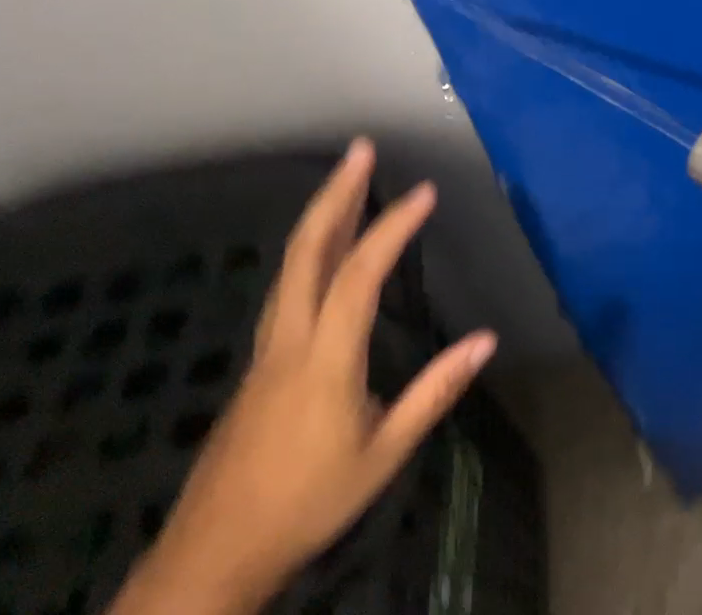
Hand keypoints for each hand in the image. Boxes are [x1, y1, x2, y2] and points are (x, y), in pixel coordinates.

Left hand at [111, 139, 497, 614]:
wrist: (216, 551)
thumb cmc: (310, 502)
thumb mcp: (387, 451)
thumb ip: (434, 391)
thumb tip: (485, 340)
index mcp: (325, 360)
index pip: (359, 276)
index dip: (391, 229)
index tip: (424, 192)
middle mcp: (288, 343)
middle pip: (306, 253)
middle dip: (335, 196)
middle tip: (359, 150)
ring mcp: (266, 352)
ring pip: (289, 268)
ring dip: (320, 218)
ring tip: (348, 184)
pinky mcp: (258, 367)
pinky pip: (285, 292)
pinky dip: (310, 253)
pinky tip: (324, 255)